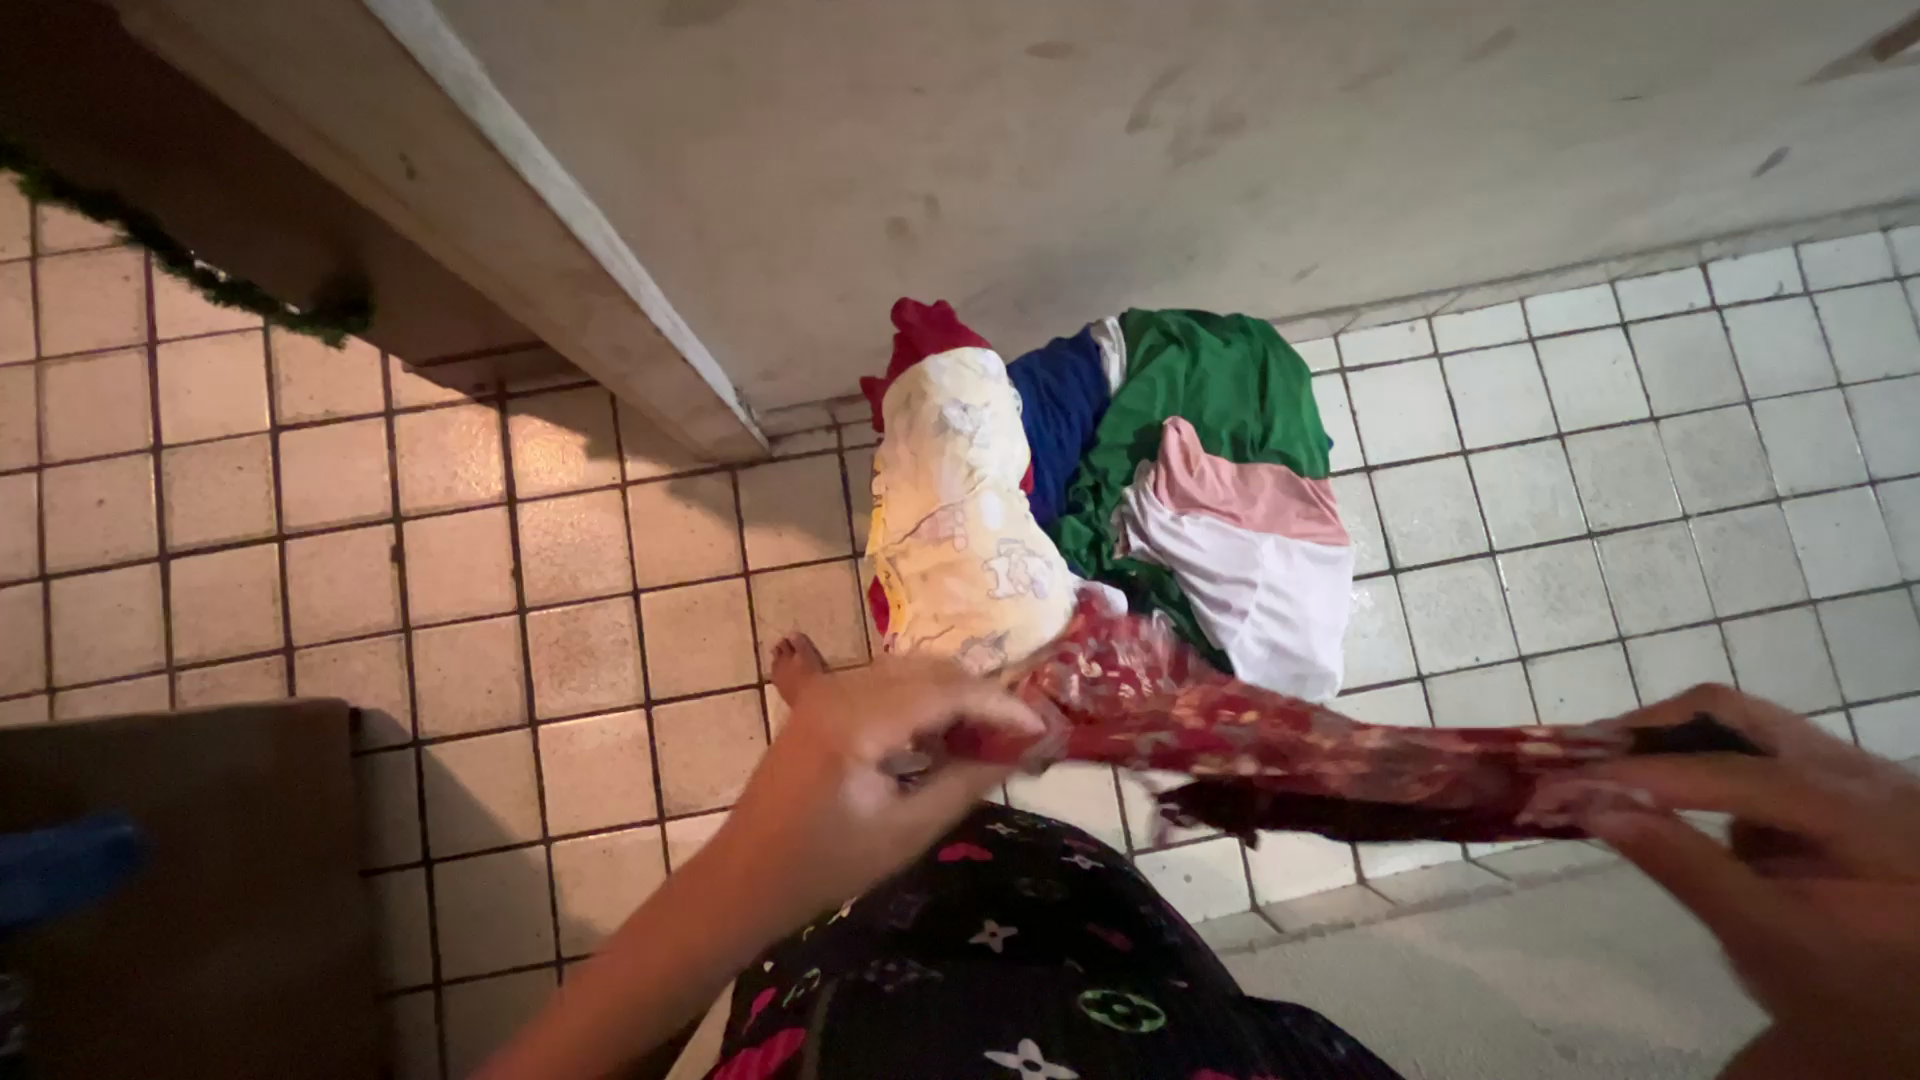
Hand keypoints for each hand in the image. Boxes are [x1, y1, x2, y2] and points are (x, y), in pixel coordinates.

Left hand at [693, 656, 1042, 940]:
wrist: (742, 877)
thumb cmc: (823, 865)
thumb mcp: (905, 831)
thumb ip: (966, 782)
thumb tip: (1022, 752)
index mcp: (858, 720)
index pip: (947, 690)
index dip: (1001, 705)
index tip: (1040, 729)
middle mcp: (842, 688)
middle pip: (932, 670)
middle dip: (980, 698)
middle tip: (1015, 738)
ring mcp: (828, 690)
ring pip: (911, 672)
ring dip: (952, 697)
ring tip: (981, 741)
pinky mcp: (822, 699)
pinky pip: (886, 684)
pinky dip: (921, 702)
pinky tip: (937, 738)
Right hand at [1546, 683, 1919, 1076]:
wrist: (1906, 1013)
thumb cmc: (1844, 989)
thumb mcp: (1769, 942)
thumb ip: (1685, 868)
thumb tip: (1590, 806)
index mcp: (1870, 821)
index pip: (1730, 774)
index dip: (1634, 774)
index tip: (1554, 786)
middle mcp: (1865, 776)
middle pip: (1727, 715)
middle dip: (1640, 734)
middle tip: (1577, 766)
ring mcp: (1847, 770)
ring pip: (1727, 718)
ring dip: (1654, 740)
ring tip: (1603, 773)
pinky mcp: (1822, 777)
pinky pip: (1735, 739)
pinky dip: (1676, 753)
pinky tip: (1648, 787)